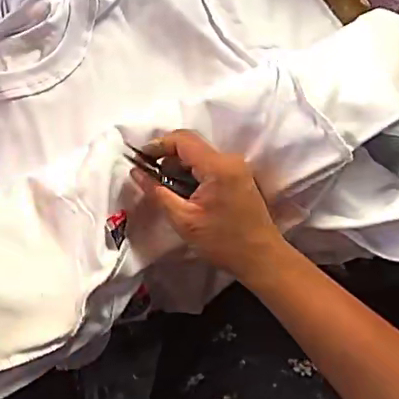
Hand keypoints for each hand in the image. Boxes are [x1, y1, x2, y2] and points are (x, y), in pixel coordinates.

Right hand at [131, 130, 291, 283]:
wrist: (262, 259)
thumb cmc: (222, 242)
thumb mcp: (183, 219)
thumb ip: (156, 191)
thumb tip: (136, 172)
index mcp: (217, 167)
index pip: (182, 139)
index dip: (157, 145)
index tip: (139, 159)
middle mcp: (229, 160)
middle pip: (189, 144)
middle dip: (165, 155)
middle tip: (146, 173)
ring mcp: (236, 167)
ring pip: (197, 153)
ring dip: (176, 164)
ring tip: (161, 184)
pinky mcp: (237, 176)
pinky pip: (207, 163)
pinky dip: (189, 171)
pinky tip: (180, 189)